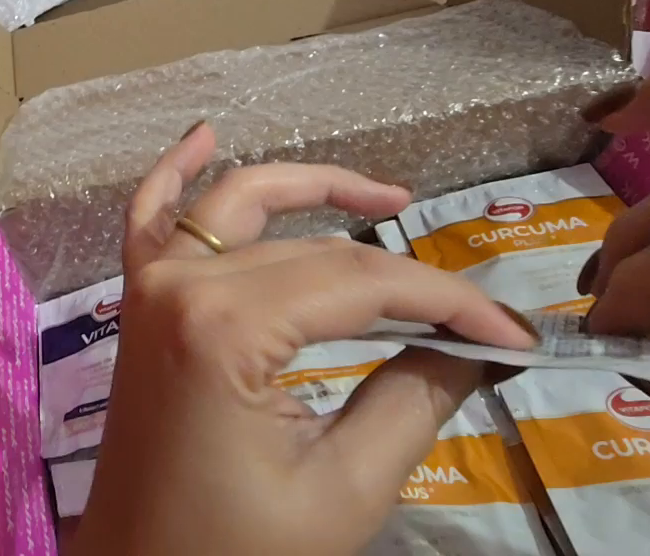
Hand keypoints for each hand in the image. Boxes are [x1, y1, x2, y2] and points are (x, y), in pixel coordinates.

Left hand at [70, 123, 536, 555]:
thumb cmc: (234, 548)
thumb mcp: (341, 491)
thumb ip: (411, 402)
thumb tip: (477, 346)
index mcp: (225, 326)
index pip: (359, 283)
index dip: (444, 300)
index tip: (513, 333)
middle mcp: (179, 281)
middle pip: (308, 246)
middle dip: (398, 270)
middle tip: (470, 305)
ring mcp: (149, 280)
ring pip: (237, 208)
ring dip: (306, 189)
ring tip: (384, 196)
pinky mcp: (137, 294)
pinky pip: (148, 214)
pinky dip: (175, 172)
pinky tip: (205, 135)